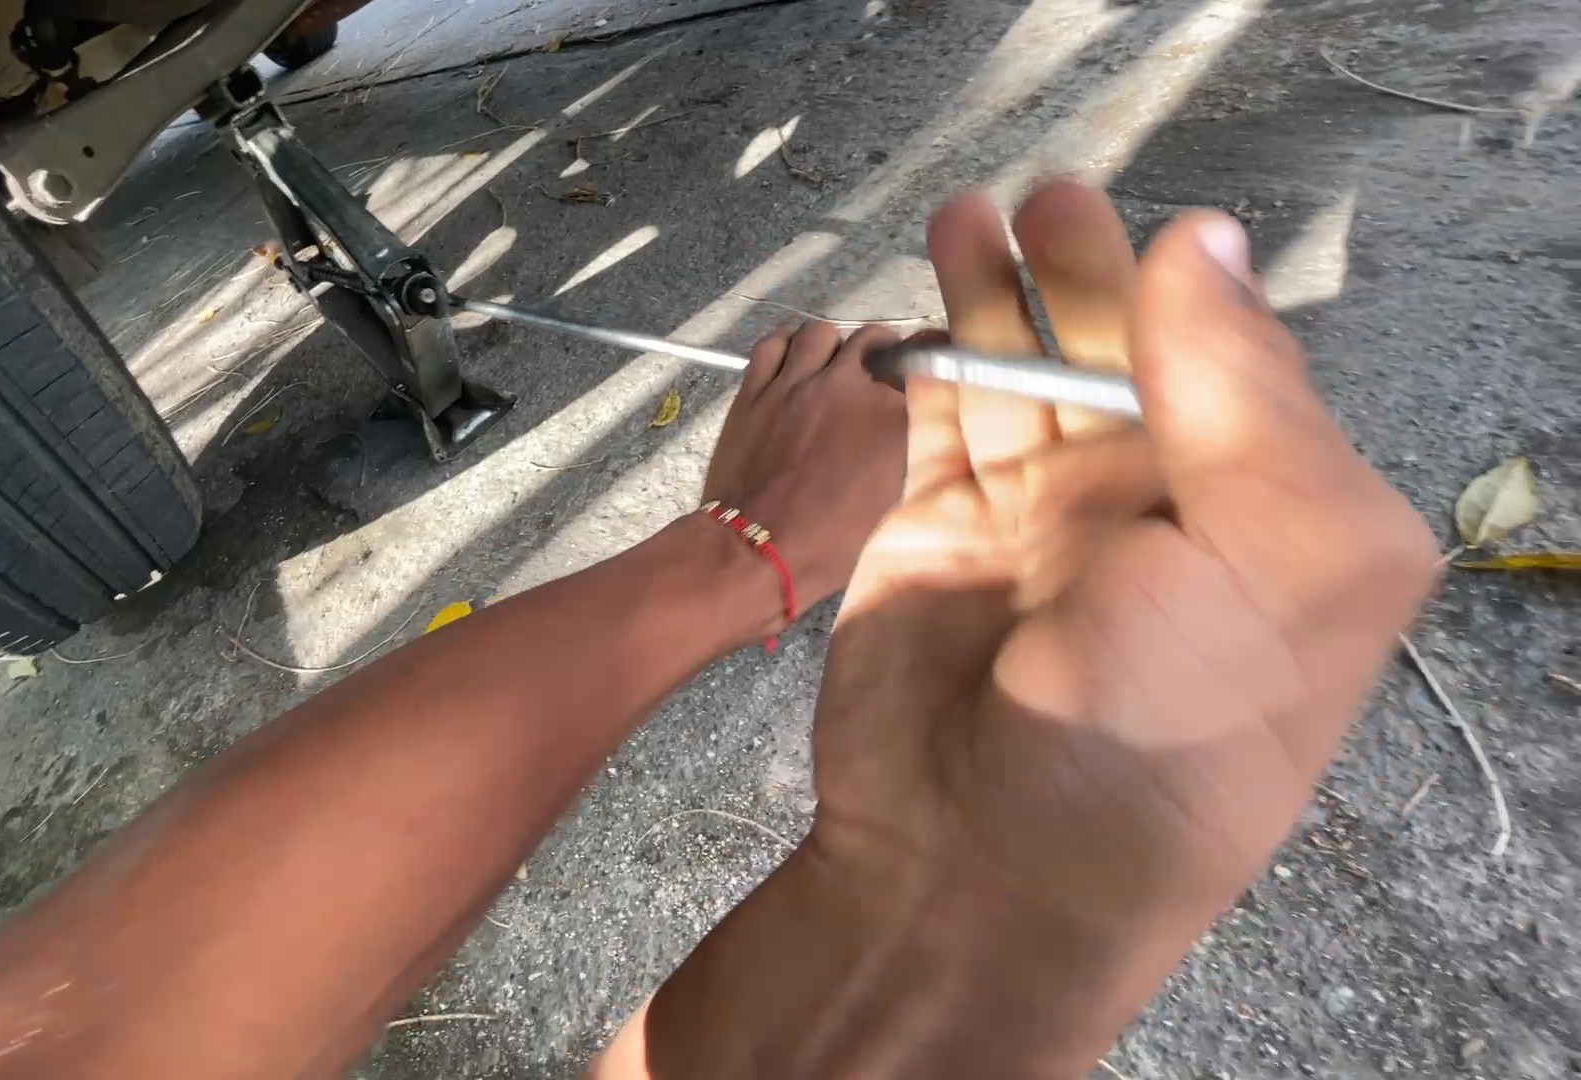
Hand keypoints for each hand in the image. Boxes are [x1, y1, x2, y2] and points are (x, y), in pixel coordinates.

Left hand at [703, 321, 907, 616]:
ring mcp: (795, 384)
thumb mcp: (893, 504)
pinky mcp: (754, 391)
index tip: (927, 364)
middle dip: (881, 350)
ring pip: (820, 333)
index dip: (931, 357)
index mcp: (892, 417)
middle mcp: (847, 387)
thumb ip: (910, 453)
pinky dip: (784, 347)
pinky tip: (788, 363)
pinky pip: (772, 344)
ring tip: (828, 366)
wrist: (756, 550)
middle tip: (875, 370)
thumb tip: (914, 428)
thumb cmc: (829, 543)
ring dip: (831, 346)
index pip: (927, 359)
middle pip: (874, 339)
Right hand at [806, 181, 1437, 1068]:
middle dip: (1075, 273)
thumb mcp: (1273, 568)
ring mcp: (1015, 517)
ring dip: (985, 298)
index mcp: (1244, 518)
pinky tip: (914, 315)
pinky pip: (928, 426)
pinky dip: (920, 370)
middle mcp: (1132, 509)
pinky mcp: (922, 528)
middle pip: (1103, 357)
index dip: (1183, 292)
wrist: (974, 849)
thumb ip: (1245, 397)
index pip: (1222, 370)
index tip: (1146, 223)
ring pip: (1004, 377)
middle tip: (1043, 196)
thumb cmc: (1152, 732)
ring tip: (964, 218)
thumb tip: (1203, 243)